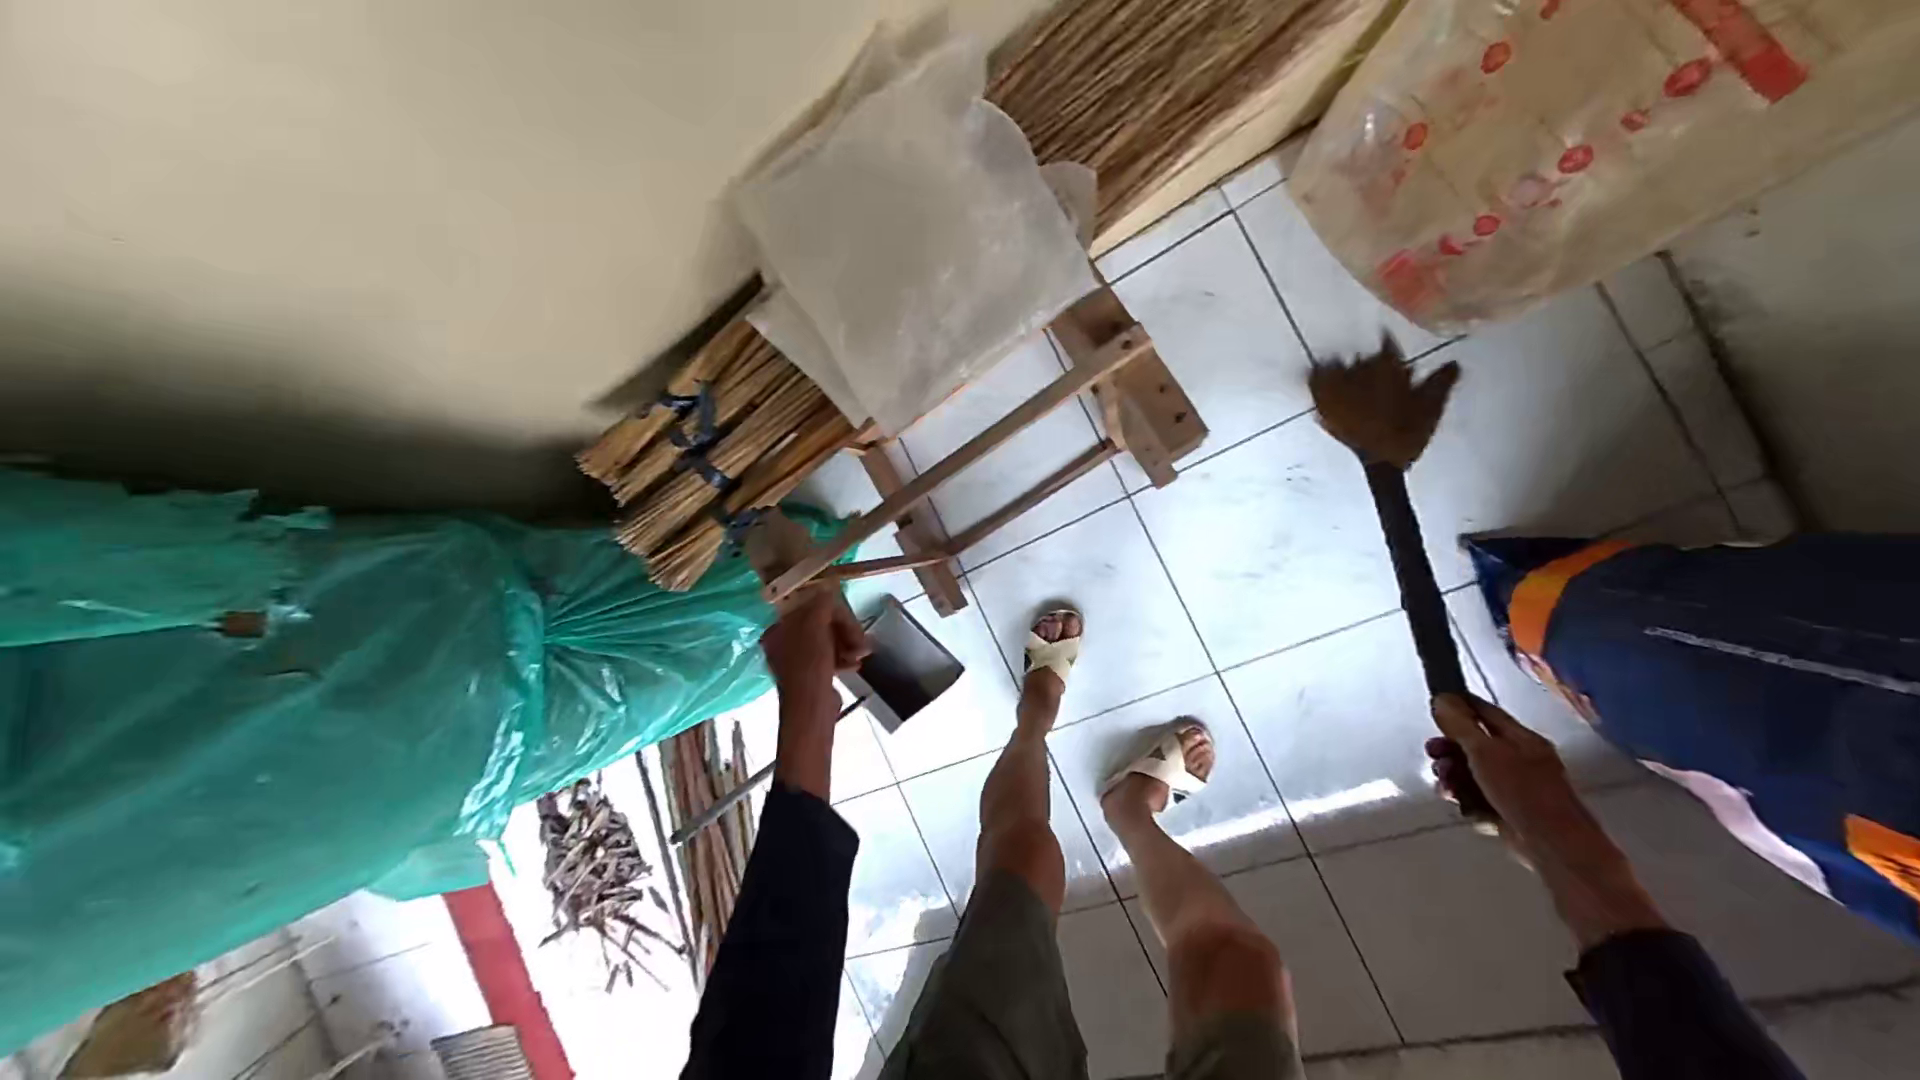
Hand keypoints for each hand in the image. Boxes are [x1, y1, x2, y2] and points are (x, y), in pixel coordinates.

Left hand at [760, 587, 870, 694]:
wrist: (812, 708)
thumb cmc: (809, 664)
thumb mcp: (816, 627)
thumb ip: (822, 604)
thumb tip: (828, 584)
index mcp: (778, 629)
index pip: (807, 607)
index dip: (831, 610)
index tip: (849, 618)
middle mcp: (784, 643)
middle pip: (821, 624)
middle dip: (844, 630)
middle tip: (860, 640)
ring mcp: (798, 660)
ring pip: (829, 640)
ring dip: (848, 643)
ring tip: (860, 654)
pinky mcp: (812, 674)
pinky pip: (831, 656)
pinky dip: (844, 657)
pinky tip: (854, 664)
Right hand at [1427, 693, 1577, 840]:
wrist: (1555, 848)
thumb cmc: (1523, 792)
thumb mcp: (1485, 752)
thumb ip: (1460, 724)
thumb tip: (1442, 697)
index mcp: (1521, 738)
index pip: (1484, 710)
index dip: (1457, 706)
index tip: (1433, 711)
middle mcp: (1519, 758)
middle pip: (1472, 742)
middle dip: (1447, 749)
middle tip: (1433, 755)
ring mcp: (1515, 785)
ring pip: (1469, 770)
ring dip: (1451, 775)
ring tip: (1446, 787)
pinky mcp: (1507, 809)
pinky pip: (1475, 794)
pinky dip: (1463, 797)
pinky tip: (1458, 803)